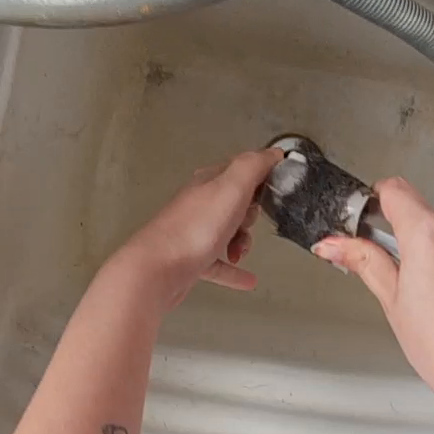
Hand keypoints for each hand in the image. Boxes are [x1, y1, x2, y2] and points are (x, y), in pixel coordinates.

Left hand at [105, 148, 282, 309]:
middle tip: (246, 223)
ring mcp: (193, 234)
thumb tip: (274, 152)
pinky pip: (219, 265)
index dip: (260, 179)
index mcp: (208, 183)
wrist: (158, 269)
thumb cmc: (198, 227)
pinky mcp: (190, 262)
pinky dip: (234, 271)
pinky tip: (249, 281)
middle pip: (236, 204)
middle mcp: (199, 205)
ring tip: (239, 253)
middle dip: (250, 215)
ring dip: (242, 243)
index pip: (240, 171)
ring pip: (227, 234)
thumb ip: (254, 166)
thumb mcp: (231, 187)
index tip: (275, 192)